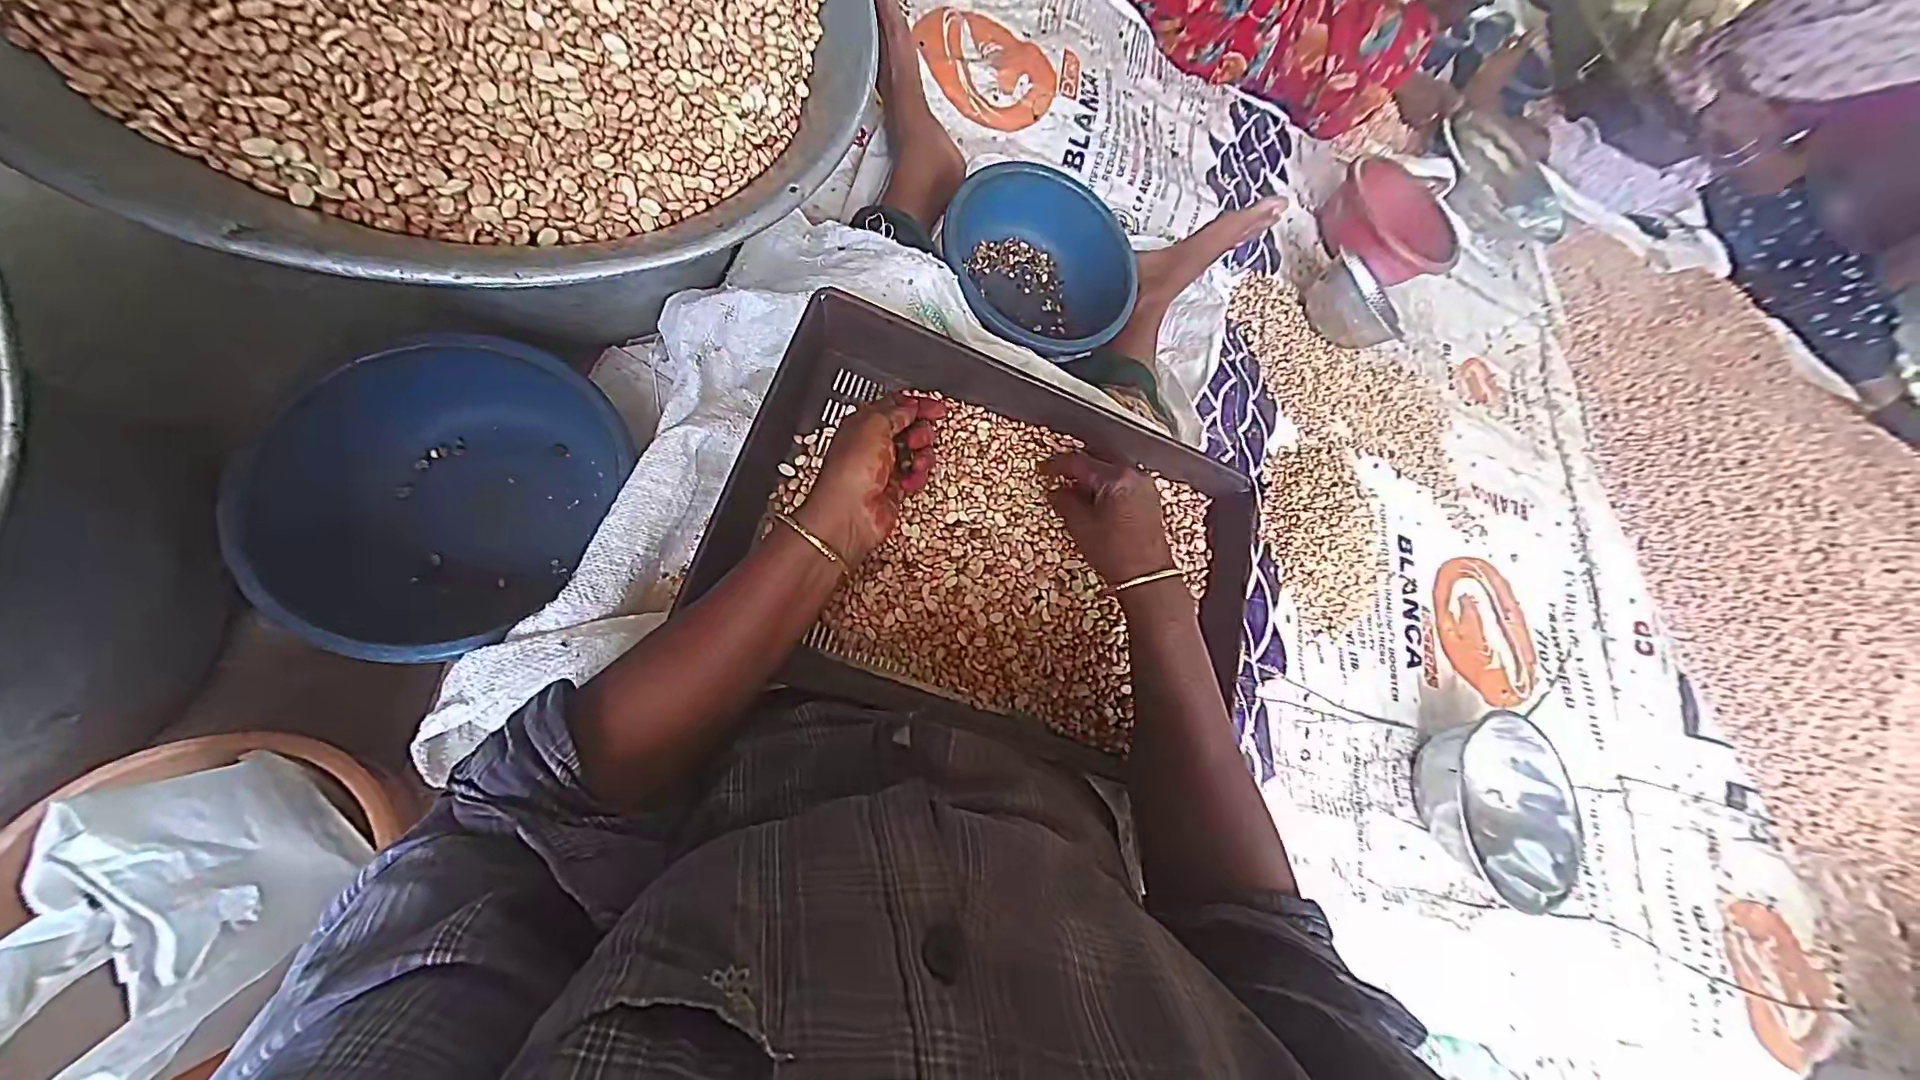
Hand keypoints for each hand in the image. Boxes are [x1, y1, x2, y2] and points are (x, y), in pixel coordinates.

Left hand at [796, 393, 945, 563]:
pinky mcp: (895, 488)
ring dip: (922, 456)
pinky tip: (909, 482)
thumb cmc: (851, 471)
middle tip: (919, 439)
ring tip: (916, 462)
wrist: (849, 514)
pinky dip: (917, 477)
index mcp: (864, 424)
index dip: (917, 404)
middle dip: (921, 432)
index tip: (937, 407)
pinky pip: (916, 475)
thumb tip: (911, 407)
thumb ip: (895, 412)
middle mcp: (874, 444)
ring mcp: (886, 467)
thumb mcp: (874, 426)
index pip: (895, 406)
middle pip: (910, 429)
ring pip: (917, 452)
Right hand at [1040, 450, 1174, 584]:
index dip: (1058, 465)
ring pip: (1111, 469)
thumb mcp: (1080, 526)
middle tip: (1058, 476)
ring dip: (1092, 476)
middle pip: (1098, 459)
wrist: (1146, 575)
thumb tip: (1056, 490)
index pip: (1079, 462)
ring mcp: (1144, 484)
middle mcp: (1133, 475)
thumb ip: (1065, 501)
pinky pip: (1123, 480)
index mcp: (1115, 478)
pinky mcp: (1149, 496)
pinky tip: (1095, 497)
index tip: (1045, 470)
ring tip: (1075, 489)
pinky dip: (1107, 484)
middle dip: (1076, 467)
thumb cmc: (1113, 552)